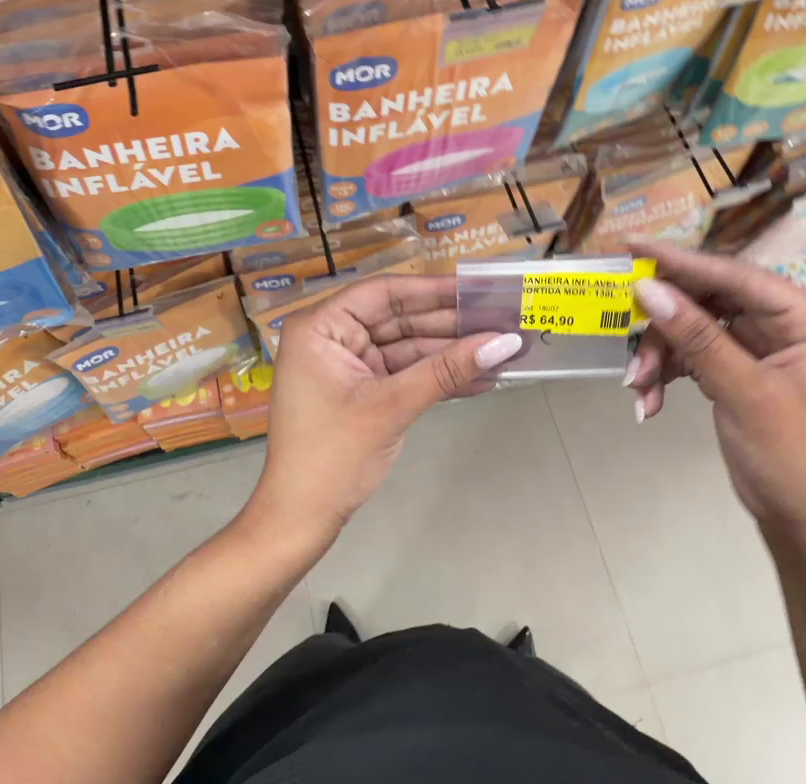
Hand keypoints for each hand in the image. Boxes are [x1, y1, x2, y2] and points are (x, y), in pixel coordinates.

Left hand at [250, 275, 521, 537]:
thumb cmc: (334, 454)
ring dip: (451, 353)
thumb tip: (504, 341)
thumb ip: (447, 370)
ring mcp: (347, 365)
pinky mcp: (362, 391)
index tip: (479, 289)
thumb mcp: (392, 406)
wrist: (302, 517)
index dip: (434, 290)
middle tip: (502, 319)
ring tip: (504, 349)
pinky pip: (404, 373)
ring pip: (407, 347)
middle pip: (399, 319)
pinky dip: (437, 377)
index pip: (383, 293)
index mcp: (320, 327)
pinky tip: (481, 377)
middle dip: (450, 324)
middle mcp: (331, 337)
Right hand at [625, 244, 805, 545]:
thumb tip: (647, 288)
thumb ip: (696, 338)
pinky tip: (649, 401)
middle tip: (625, 331)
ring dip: (662, 356)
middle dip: (666, 324)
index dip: (683, 261)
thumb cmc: (796, 461)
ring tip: (638, 386)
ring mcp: (764, 351)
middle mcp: (789, 327)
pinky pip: (695, 358)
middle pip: (712, 301)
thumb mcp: (745, 395)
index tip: (631, 247)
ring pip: (696, 330)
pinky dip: (670, 375)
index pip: (738, 277)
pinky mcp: (742, 373)